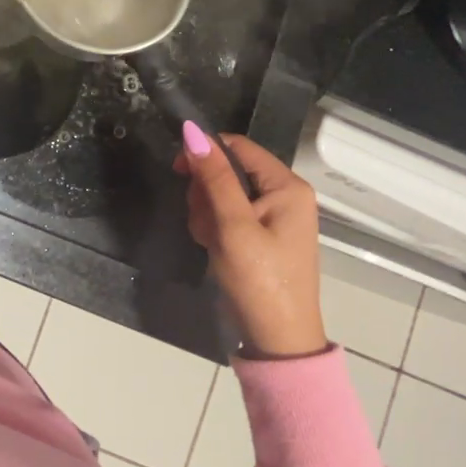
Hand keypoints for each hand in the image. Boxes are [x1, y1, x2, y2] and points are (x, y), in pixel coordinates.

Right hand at [177, 124, 328, 358]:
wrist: (276, 336)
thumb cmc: (259, 279)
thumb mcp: (233, 225)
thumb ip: (214, 177)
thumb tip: (192, 130)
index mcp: (287, 186)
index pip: (237, 147)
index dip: (205, 154)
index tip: (178, 172)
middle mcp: (283, 195)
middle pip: (226, 170)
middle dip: (205, 192)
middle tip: (205, 220)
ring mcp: (271, 216)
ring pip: (220, 193)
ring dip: (205, 212)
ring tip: (211, 239)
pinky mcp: (259, 234)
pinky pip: (225, 214)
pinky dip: (212, 226)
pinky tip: (213, 246)